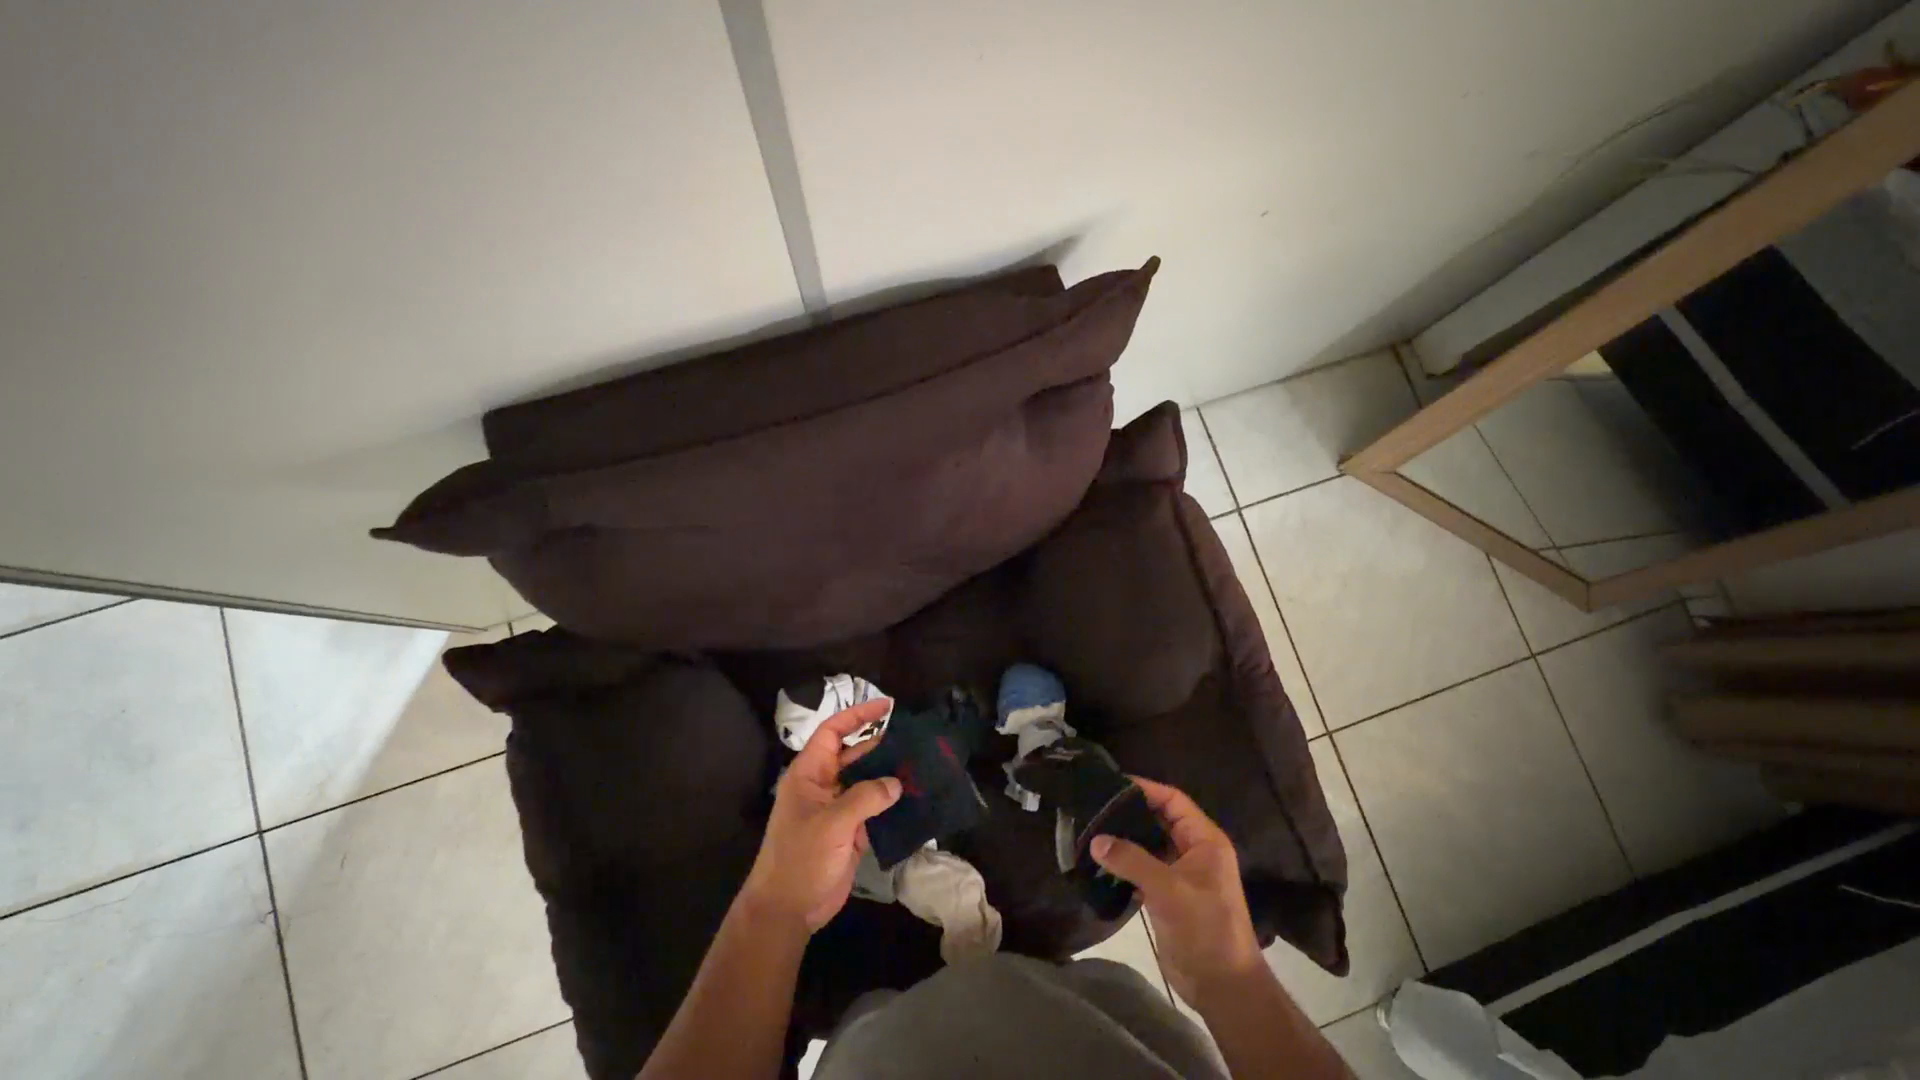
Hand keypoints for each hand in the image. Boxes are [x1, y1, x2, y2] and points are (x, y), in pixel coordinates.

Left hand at [739, 700, 901, 933]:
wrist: (788, 908)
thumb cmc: (801, 858)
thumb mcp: (832, 823)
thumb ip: (866, 797)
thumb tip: (896, 782)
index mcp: (809, 774)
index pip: (833, 732)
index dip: (857, 716)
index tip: (887, 706)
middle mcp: (823, 786)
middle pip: (854, 754)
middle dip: (881, 744)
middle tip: (914, 737)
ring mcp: (837, 810)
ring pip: (867, 781)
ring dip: (890, 773)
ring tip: (921, 764)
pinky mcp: (850, 832)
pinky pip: (874, 808)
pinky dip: (892, 802)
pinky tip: (915, 798)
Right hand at [1091, 777, 1262, 1007]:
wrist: (1222, 984)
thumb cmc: (1205, 928)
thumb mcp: (1170, 890)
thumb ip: (1132, 860)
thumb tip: (1096, 840)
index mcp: (1205, 841)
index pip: (1173, 801)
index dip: (1145, 789)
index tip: (1111, 784)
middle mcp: (1193, 852)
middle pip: (1158, 821)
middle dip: (1128, 815)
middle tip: (1092, 807)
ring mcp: (1180, 875)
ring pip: (1147, 847)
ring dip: (1122, 842)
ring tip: (1087, 832)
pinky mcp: (1167, 897)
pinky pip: (1141, 871)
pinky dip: (1122, 866)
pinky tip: (1096, 864)